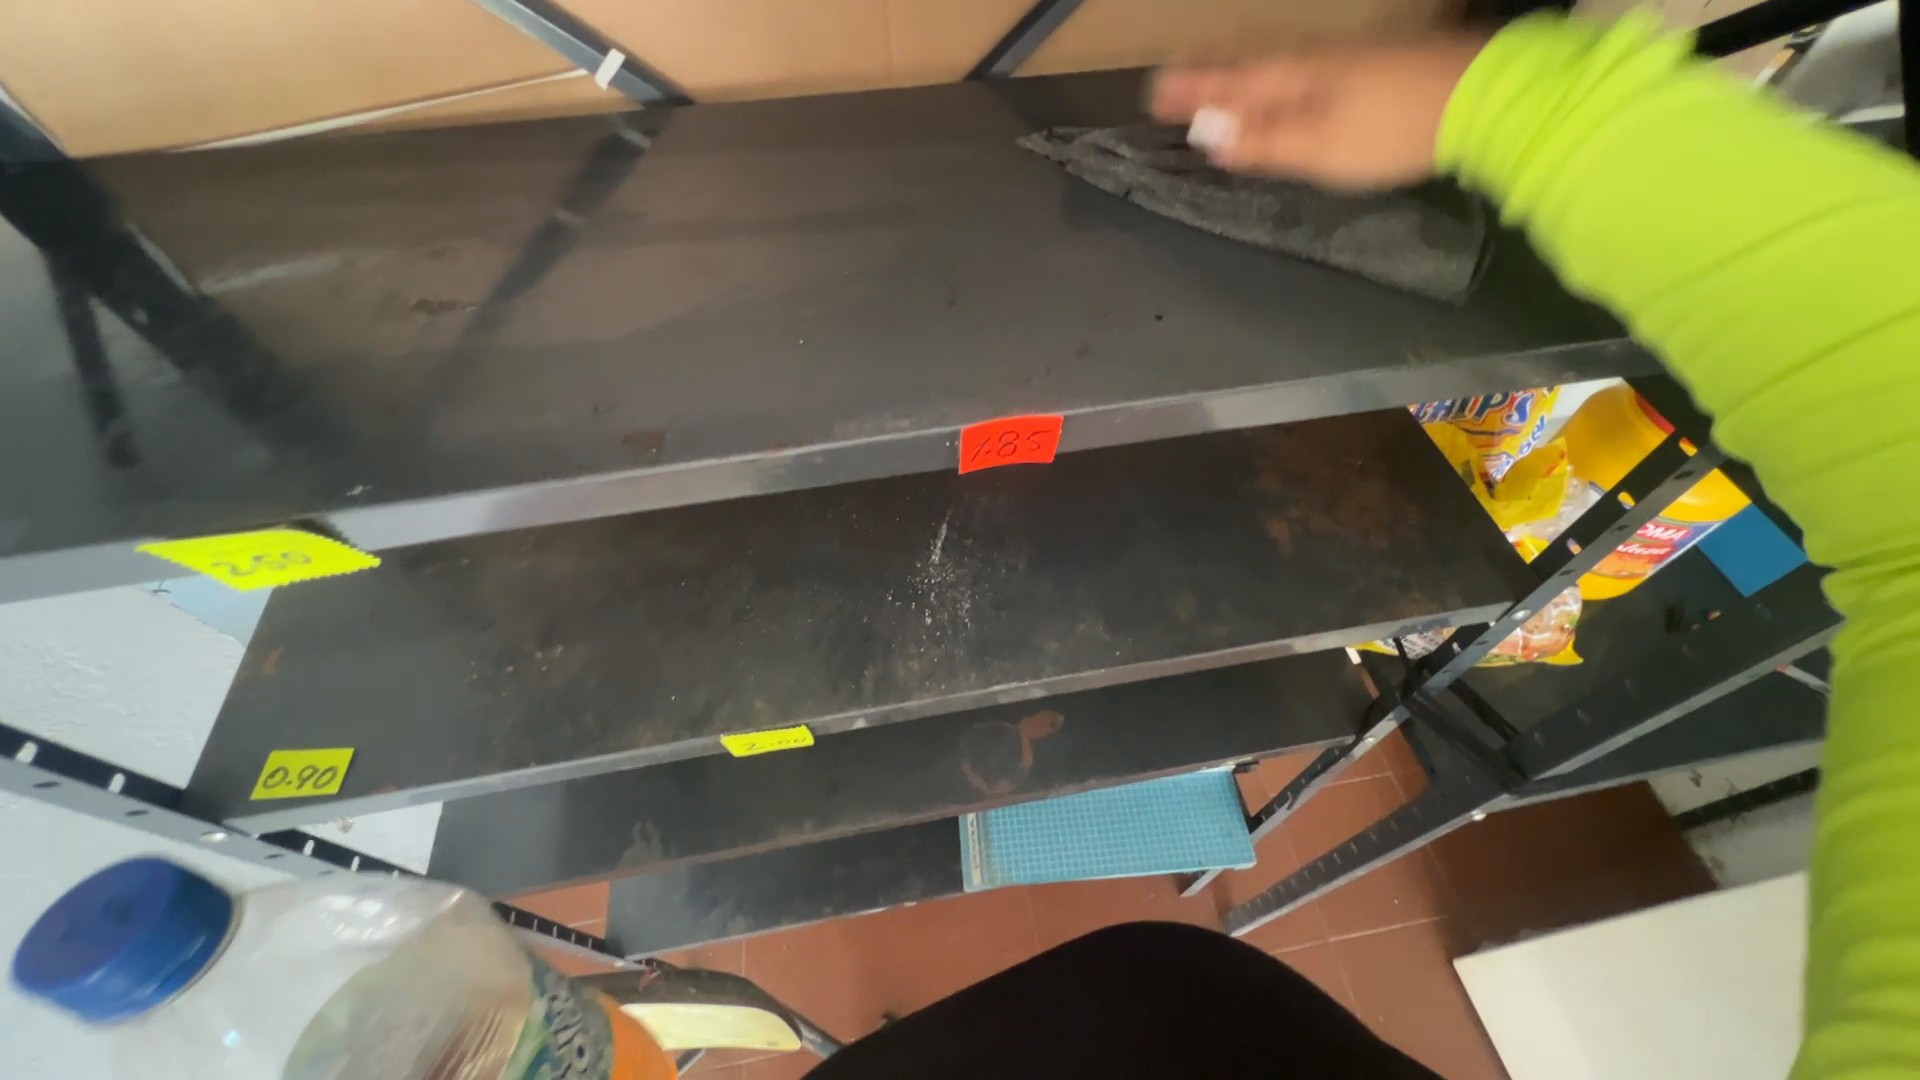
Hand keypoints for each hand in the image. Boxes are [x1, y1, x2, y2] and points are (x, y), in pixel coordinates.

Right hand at [1151, 36, 1490, 189]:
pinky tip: (1274, 80)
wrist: (1481, 97)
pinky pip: (1299, 67)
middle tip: (1170, 78)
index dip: (1192, 92)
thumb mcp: (1320, 147)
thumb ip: (1265, 142)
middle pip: (1247, 66)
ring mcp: (1342, 60)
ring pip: (1273, 63)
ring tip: (1211, 75)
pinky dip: (1272, 75)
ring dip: (1236, 71)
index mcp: (1293, 80)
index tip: (1153, 96)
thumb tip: (1211, 138)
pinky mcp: (1367, 67)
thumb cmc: (1391, 130)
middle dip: (1207, 74)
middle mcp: (1311, 61)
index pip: (1229, 85)